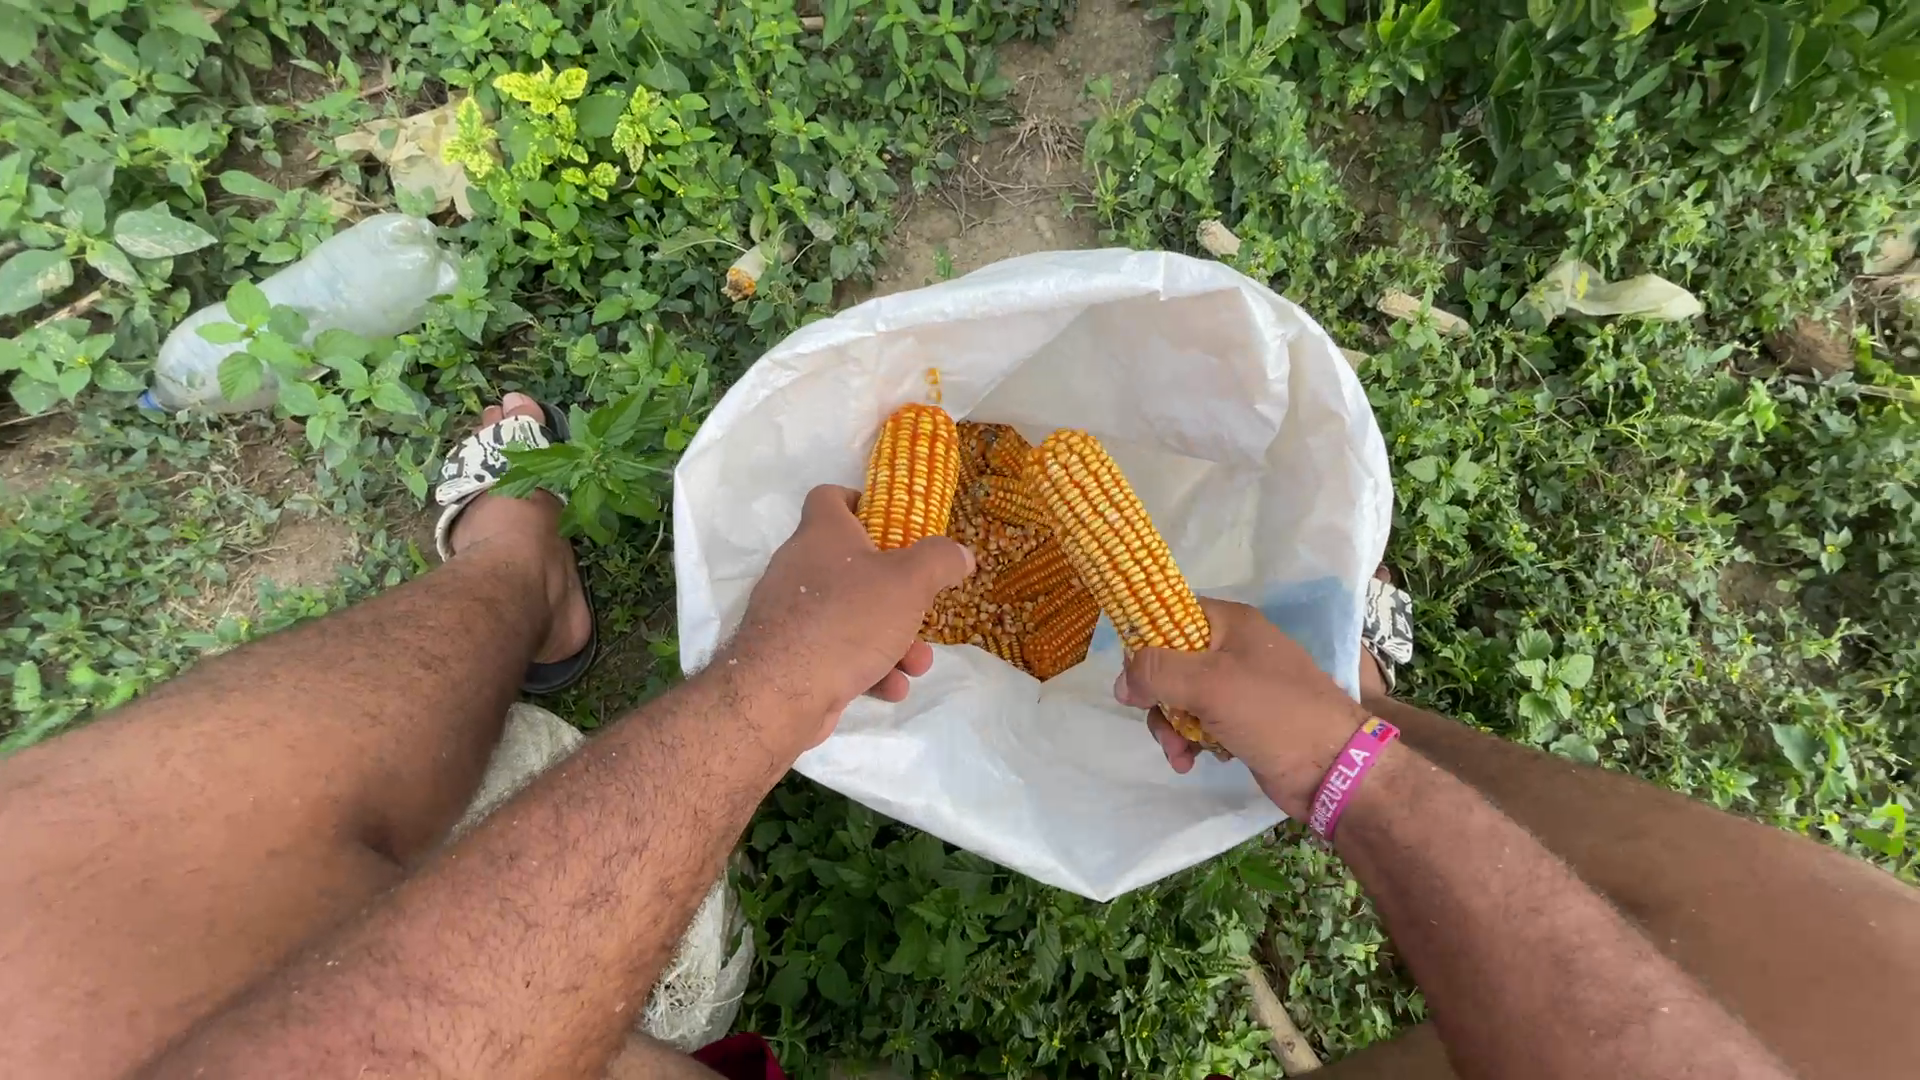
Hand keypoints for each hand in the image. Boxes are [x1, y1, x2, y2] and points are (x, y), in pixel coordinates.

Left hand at [723, 484, 973, 751]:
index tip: (893, 524)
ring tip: (916, 665)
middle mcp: (800, 567)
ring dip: (891, 640)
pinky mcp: (789, 655)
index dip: (861, 503)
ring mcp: (791, 613)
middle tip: (922, 611)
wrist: (783, 692)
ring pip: (851, 616)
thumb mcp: (910, 582)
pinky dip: (867, 668)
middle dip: (898, 595)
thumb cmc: (849, 618)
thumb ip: (939, 561)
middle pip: (853, 566)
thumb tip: (961, 554)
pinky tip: (890, 687)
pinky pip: (836, 652)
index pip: (830, 497)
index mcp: (823, 534)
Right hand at [1116, 598, 1370, 816]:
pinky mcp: (1240, 720)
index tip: (1132, 674)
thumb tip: (1122, 682)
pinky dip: (1188, 741)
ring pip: (1179, 696)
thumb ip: (1157, 672)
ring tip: (1178, 752)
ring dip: (1169, 725)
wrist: (1336, 771)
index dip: (1144, 641)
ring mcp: (1237, 686)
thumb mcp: (1209, 683)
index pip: (1170, 614)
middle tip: (1155, 718)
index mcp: (1230, 623)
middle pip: (1168, 662)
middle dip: (1156, 696)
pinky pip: (1197, 722)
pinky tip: (1190, 762)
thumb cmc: (1274, 713)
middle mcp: (1232, 648)